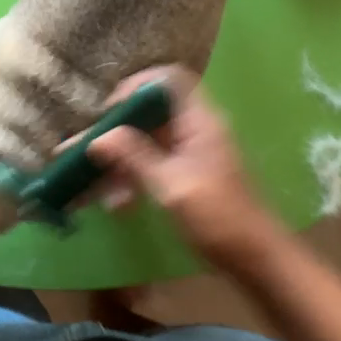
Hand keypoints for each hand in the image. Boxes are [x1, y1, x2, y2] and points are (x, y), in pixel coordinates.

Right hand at [85, 67, 282, 260]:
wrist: (259, 261)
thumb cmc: (219, 219)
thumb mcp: (171, 186)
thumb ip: (134, 156)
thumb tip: (97, 137)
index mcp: (200, 121)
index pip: (169, 79)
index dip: (137, 86)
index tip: (110, 111)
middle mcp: (195, 130)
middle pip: (149, 114)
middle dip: (114, 133)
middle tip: (81, 151)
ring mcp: (192, 154)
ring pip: (146, 144)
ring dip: (118, 163)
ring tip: (90, 188)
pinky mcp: (187, 177)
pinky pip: (152, 166)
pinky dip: (132, 180)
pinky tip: (116, 204)